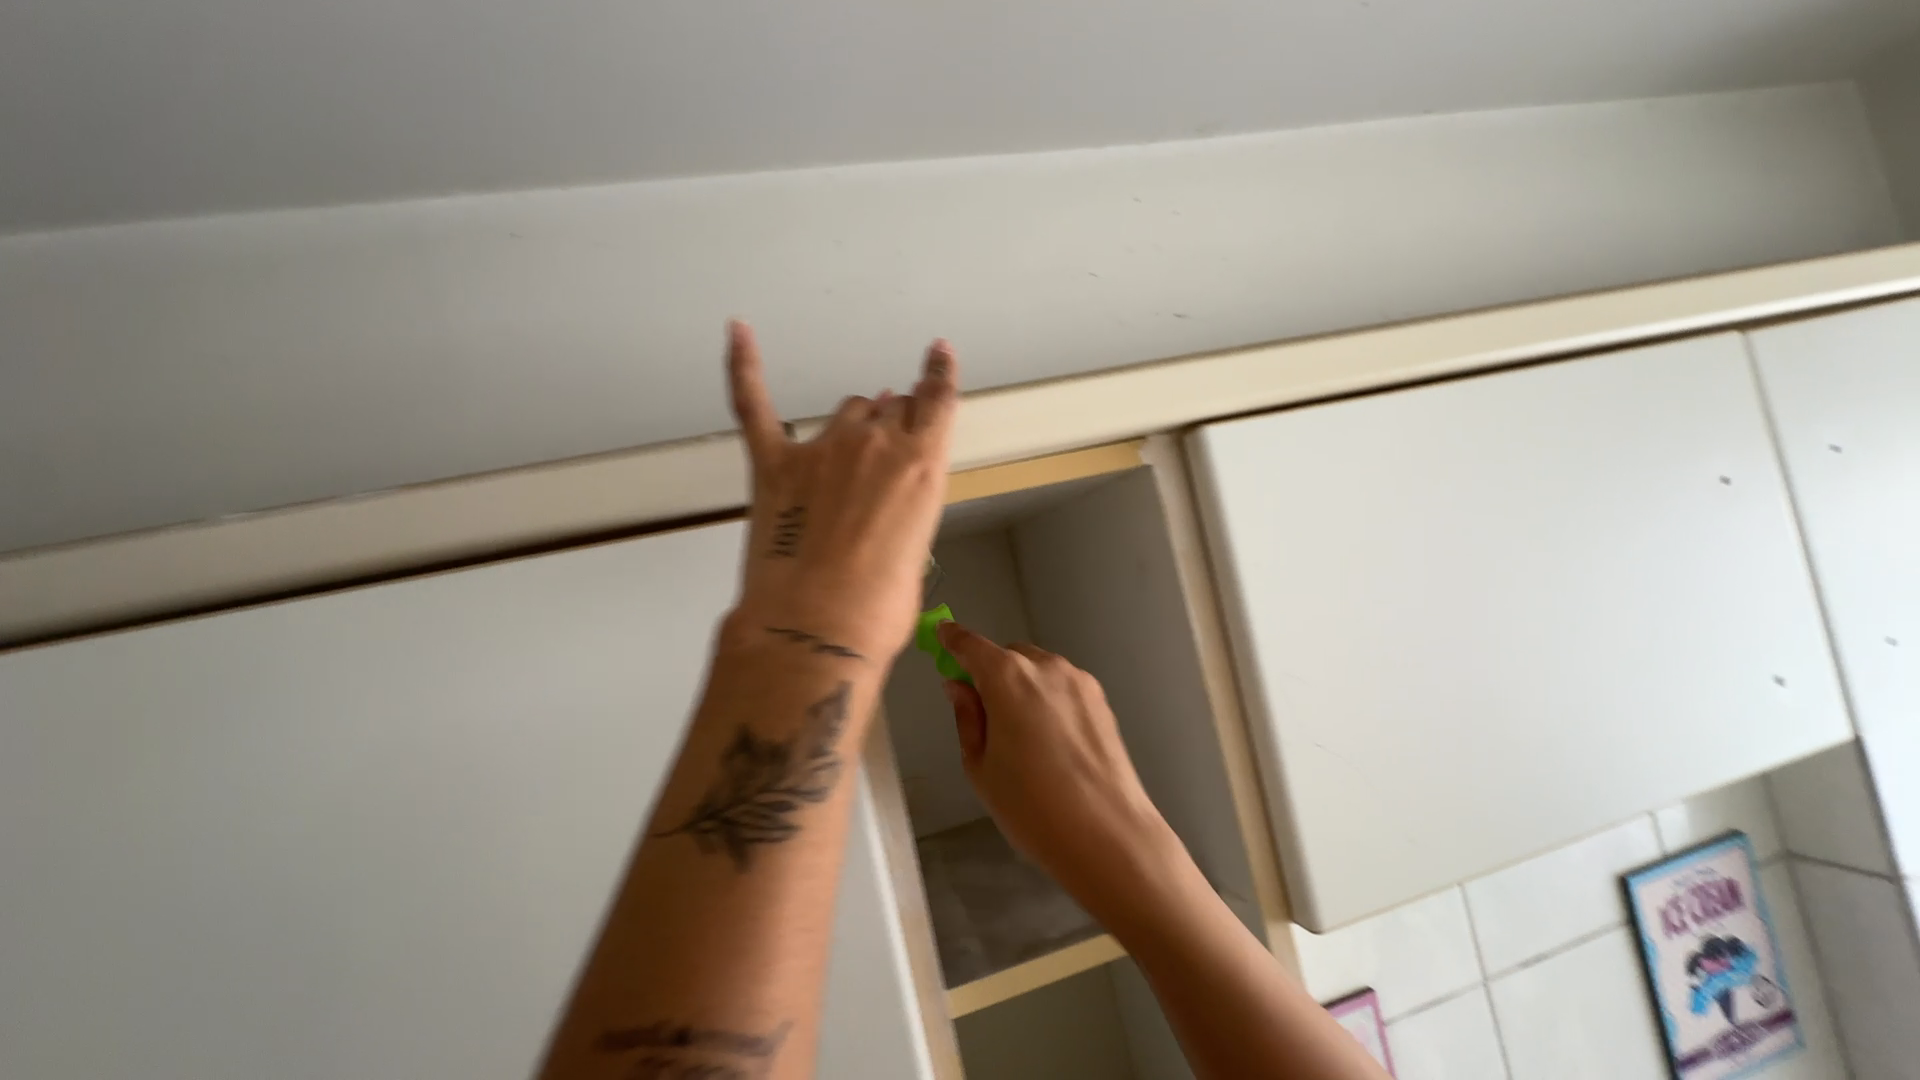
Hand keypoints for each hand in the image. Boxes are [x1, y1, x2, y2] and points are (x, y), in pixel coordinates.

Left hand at [725, 321, 958, 660]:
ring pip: (845, 410)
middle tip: (883, 460)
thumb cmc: (876, 609)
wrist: (816, 630)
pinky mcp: (773, 464)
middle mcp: (875, 444)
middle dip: (891, 425)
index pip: (937, 400)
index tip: (938, 353)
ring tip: (844, 456)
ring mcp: (822, 450)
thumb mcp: (915, 554)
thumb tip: (884, 504)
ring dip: (851, 424)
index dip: (939, 373)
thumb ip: (905, 510)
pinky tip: (739, 333)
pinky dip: (744, 366)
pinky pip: (754, 402)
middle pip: (888, 409)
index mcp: (922, 465)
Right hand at [936, 621, 1182, 906]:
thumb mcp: (980, 766)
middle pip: (1008, 656)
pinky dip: (1048, 699)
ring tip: (1022, 736)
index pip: (971, 645)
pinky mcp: (1102, 701)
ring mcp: (1079, 681)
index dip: (953, 639)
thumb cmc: (1030, 806)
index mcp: (1007, 677)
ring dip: (1023, 686)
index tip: (942, 635)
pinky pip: (1063, 688)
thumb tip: (959, 686)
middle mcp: (1045, 667)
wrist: (1107, 835)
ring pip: (1039, 670)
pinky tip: (1051, 742)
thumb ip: (967, 717)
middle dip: (991, 673)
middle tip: (984, 714)